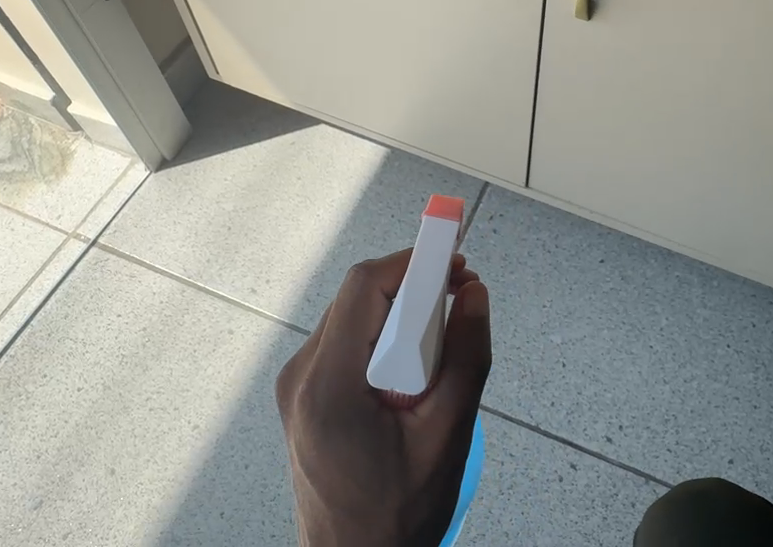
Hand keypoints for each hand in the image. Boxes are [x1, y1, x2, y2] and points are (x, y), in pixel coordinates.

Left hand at [276, 249, 490, 546]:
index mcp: (329, 387)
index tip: (455, 260)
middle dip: (414, 286)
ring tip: (443, 340)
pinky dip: (386, 334)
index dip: (413, 261)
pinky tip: (415, 364)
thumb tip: (475, 292)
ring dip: (403, 311)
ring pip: (355, 313)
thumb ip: (467, 358)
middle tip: (460, 297)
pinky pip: (349, 337)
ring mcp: (297, 385)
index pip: (365, 287)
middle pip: (360, 296)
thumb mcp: (448, 436)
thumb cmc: (399, 513)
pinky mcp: (305, 393)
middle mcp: (302, 376)